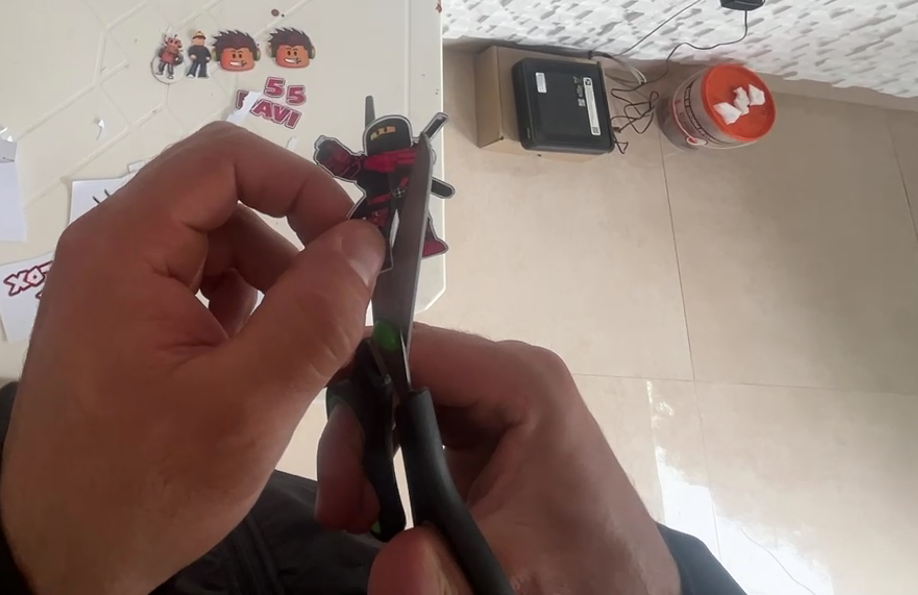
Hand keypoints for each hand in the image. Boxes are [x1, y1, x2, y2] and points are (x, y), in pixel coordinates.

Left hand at [0, 123, 387, 594]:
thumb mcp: (244, 407)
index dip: (296, 180)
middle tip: (339, 291)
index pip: (223, 157)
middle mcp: (112, 240)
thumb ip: (314, 317)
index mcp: (125, 243)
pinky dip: (240, 296)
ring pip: (215, 232)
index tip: (347, 236)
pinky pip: (196, 269)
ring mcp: (113, 272)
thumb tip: (363, 241)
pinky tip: (253, 352)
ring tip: (299, 340)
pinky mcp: (122, 305)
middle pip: (220, 191)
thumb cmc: (139, 485)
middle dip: (289, 231)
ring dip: (269, 270)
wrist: (53, 556)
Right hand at [316, 326, 679, 594]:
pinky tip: (375, 503)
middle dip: (358, 432)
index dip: (355, 379)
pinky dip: (380, 456)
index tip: (329, 455)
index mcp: (519, 379)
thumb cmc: (587, 574)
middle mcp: (500, 369)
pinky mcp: (478, 419)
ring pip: (393, 392)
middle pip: (394, 368)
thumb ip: (451, 571)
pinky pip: (406, 415)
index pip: (411, 345)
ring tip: (353, 513)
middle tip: (340, 506)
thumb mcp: (516, 573)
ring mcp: (488, 392)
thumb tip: (392, 567)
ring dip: (363, 449)